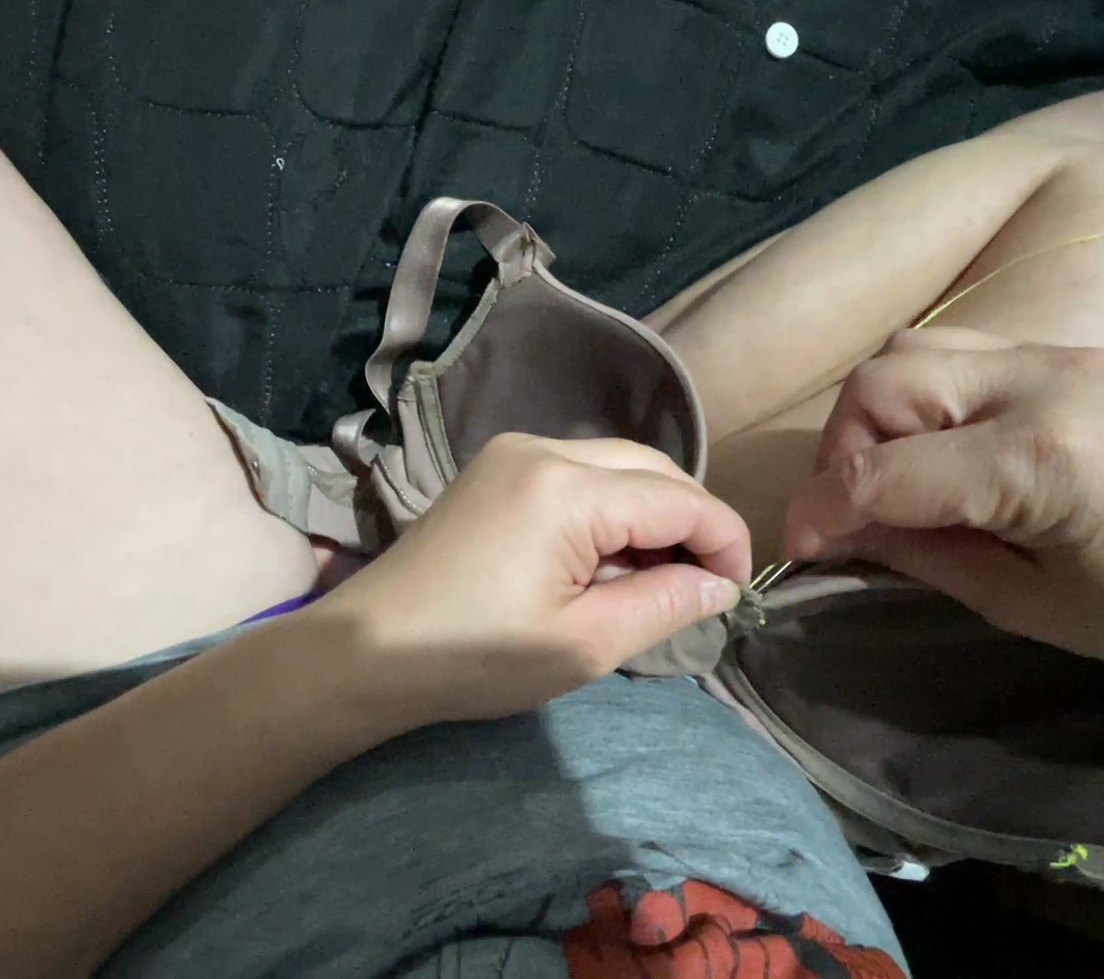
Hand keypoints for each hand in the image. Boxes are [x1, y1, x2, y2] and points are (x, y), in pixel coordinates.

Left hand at [302, 433, 751, 727]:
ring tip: (647, 579)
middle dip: (687, 521)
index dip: (724, 541)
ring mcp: (510, 451)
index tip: (735, 593)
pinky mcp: (491, 468)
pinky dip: (604, 508)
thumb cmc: (473, 657)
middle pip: (649, 468)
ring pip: (613, 465)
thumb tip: (717, 582)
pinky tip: (598, 558)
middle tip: (695, 587)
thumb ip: (664, 604)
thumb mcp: (582, 643)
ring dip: (646, 513)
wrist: (368, 648)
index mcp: (567, 487)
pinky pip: (573, 473)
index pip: (680, 497)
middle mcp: (541, 447)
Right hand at [782, 328, 1103, 684]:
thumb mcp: (1027, 606)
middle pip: (880, 383)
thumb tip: (837, 531)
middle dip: (841, 450)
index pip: (882, 472)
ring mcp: (1060, 355)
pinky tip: (938, 440)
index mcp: (1042, 457)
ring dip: (875, 413)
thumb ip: (918, 554)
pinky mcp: (1070, 353)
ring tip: (893, 470)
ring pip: (908, 350)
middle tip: (854, 508)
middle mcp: (1043, 381)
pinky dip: (918, 391)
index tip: (798, 548)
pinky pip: (955, 348)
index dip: (819, 511)